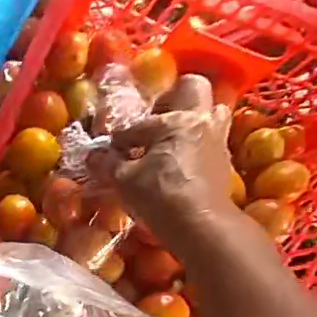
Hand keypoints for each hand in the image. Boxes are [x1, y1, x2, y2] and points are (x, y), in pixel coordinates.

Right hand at [110, 75, 236, 245]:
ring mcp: (217, 141)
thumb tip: (93, 156)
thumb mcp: (125, 181)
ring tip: (170, 142)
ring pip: (209, 113)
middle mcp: (201, 122)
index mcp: (175, 121)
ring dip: (192, 121)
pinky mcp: (223, 163)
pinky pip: (209, 141)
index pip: (139, 124)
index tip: (110, 153)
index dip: (120, 139)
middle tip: (154, 121)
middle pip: (193, 89)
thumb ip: (107, 164)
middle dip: (172, 99)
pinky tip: (179, 165)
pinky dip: (195, 146)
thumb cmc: (160, 197)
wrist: (201, 227)